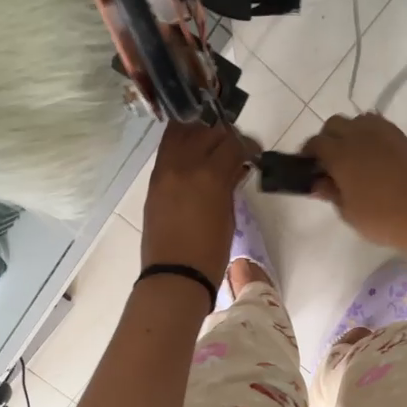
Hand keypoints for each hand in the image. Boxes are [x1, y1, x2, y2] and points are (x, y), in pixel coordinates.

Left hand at [141, 122, 254, 284]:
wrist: (175, 275)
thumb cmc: (210, 254)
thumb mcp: (228, 217)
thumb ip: (230, 186)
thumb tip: (235, 168)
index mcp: (210, 176)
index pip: (232, 143)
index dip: (246, 145)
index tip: (252, 153)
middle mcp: (185, 164)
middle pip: (207, 130)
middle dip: (224, 135)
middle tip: (232, 147)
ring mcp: (165, 170)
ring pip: (181, 130)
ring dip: (198, 131)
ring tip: (209, 143)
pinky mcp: (154, 180)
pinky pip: (167, 148)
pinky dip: (181, 143)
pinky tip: (191, 151)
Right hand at [299, 113, 406, 249]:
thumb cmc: (381, 218)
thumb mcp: (348, 212)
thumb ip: (331, 193)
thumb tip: (318, 183)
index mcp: (341, 154)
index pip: (316, 143)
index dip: (307, 153)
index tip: (307, 167)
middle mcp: (360, 135)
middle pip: (334, 124)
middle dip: (327, 139)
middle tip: (327, 163)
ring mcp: (383, 133)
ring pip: (357, 120)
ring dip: (348, 133)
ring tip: (351, 156)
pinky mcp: (401, 137)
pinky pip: (377, 125)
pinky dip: (368, 134)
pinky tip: (371, 155)